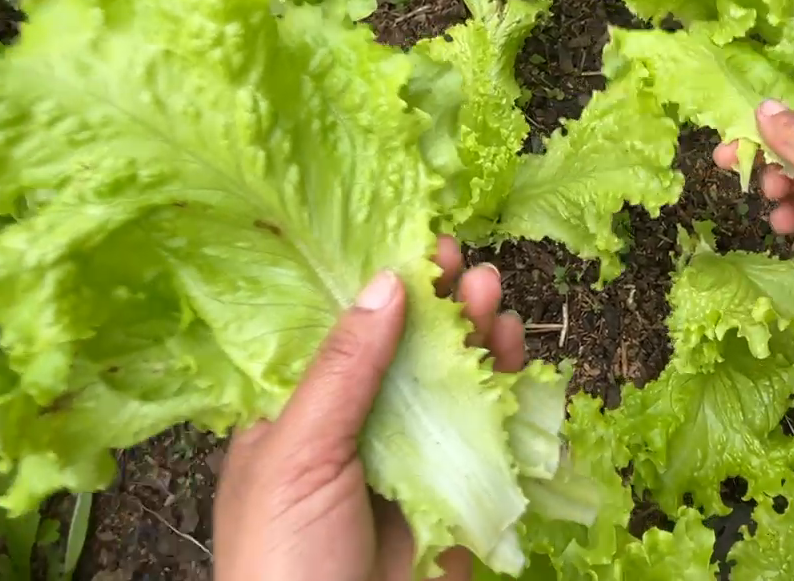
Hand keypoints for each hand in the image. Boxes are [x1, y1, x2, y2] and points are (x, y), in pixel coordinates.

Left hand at [213, 236, 524, 580]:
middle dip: (433, 300)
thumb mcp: (297, 459)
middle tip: (457, 258)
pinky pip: (482, 417)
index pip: (342, 332)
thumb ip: (344, 370)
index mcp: (300, 416)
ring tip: (488, 288)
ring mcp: (409, 452)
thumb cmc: (285, 567)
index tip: (410, 244)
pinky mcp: (455, 481)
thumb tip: (386, 282)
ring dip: (471, 328)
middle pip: (402, 345)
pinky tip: (508, 342)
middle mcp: (357, 425)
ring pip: (447, 374)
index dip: (376, 286)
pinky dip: (499, 376)